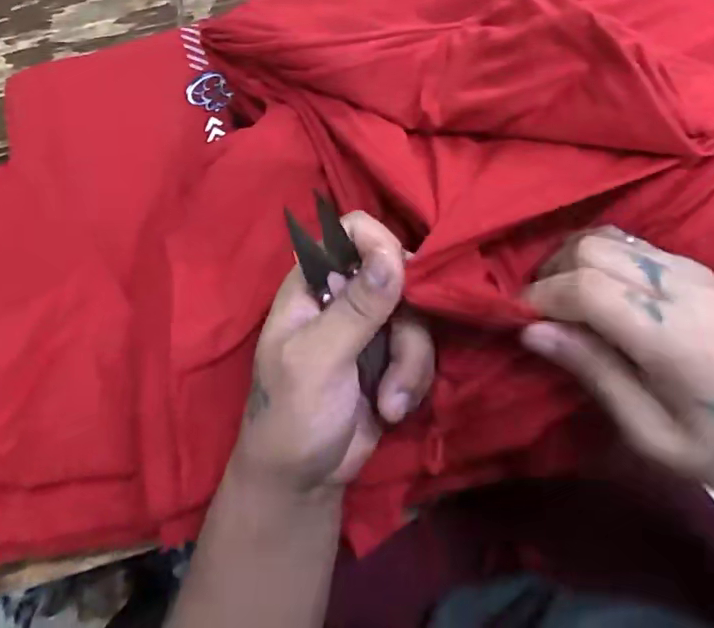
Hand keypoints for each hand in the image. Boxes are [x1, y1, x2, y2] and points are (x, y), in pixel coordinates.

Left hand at [232, 212, 435, 494]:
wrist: (302, 482)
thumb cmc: (291, 413)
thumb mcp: (318, 360)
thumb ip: (357, 308)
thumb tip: (393, 254)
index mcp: (312, 282)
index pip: (350, 231)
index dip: (379, 243)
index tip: (400, 274)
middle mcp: (343, 294)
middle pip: (397, 275)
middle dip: (406, 323)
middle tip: (399, 357)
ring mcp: (369, 326)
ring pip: (415, 316)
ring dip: (410, 363)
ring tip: (389, 403)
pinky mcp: (390, 356)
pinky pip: (422, 349)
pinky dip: (413, 380)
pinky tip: (392, 410)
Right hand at [518, 227, 713, 515]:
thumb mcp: (648, 434)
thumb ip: (591, 371)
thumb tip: (529, 329)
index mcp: (684, 343)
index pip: (591, 289)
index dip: (544, 295)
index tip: (521, 316)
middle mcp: (692, 293)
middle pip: (593, 250)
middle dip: (553, 273)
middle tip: (540, 308)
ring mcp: (697, 272)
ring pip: (606, 236)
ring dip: (571, 260)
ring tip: (562, 297)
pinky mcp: (696, 266)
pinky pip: (627, 241)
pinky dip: (596, 256)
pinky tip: (592, 287)